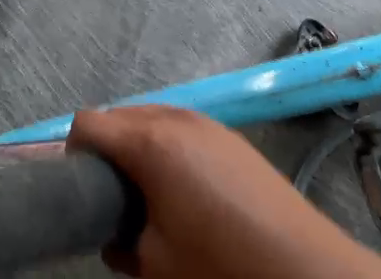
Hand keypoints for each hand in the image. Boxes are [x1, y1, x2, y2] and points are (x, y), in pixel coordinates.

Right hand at [69, 105, 380, 278]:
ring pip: (150, 119)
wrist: (308, 270)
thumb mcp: (157, 264)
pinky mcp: (230, 136)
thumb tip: (112, 237)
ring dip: (138, 147)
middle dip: (106, 151)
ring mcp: (205, 123)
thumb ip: (121, 243)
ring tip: (150, 195)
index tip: (79, 188)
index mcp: (148, 143)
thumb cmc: (222, 265)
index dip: (73, 153)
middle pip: (117, 117)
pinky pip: (180, 128)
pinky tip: (185, 190)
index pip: (87, 124)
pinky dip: (168, 148)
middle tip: (111, 198)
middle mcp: (173, 118)